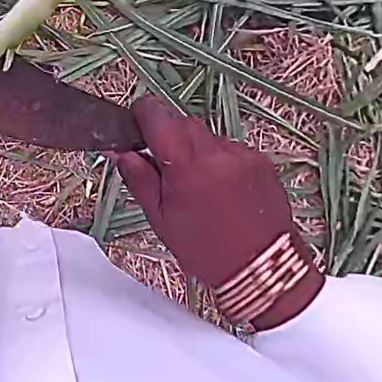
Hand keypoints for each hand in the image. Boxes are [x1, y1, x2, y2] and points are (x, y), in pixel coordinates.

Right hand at [110, 96, 322, 328]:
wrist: (263, 267)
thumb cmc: (207, 250)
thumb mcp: (159, 218)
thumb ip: (137, 178)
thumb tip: (119, 151)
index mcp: (185, 164)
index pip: (156, 114)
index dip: (142, 117)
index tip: (136, 129)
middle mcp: (216, 152)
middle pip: (180, 122)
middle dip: (166, 138)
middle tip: (162, 169)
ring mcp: (241, 154)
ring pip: (204, 135)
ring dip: (192, 149)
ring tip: (193, 185)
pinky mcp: (259, 160)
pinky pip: (227, 148)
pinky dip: (216, 160)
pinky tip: (217, 189)